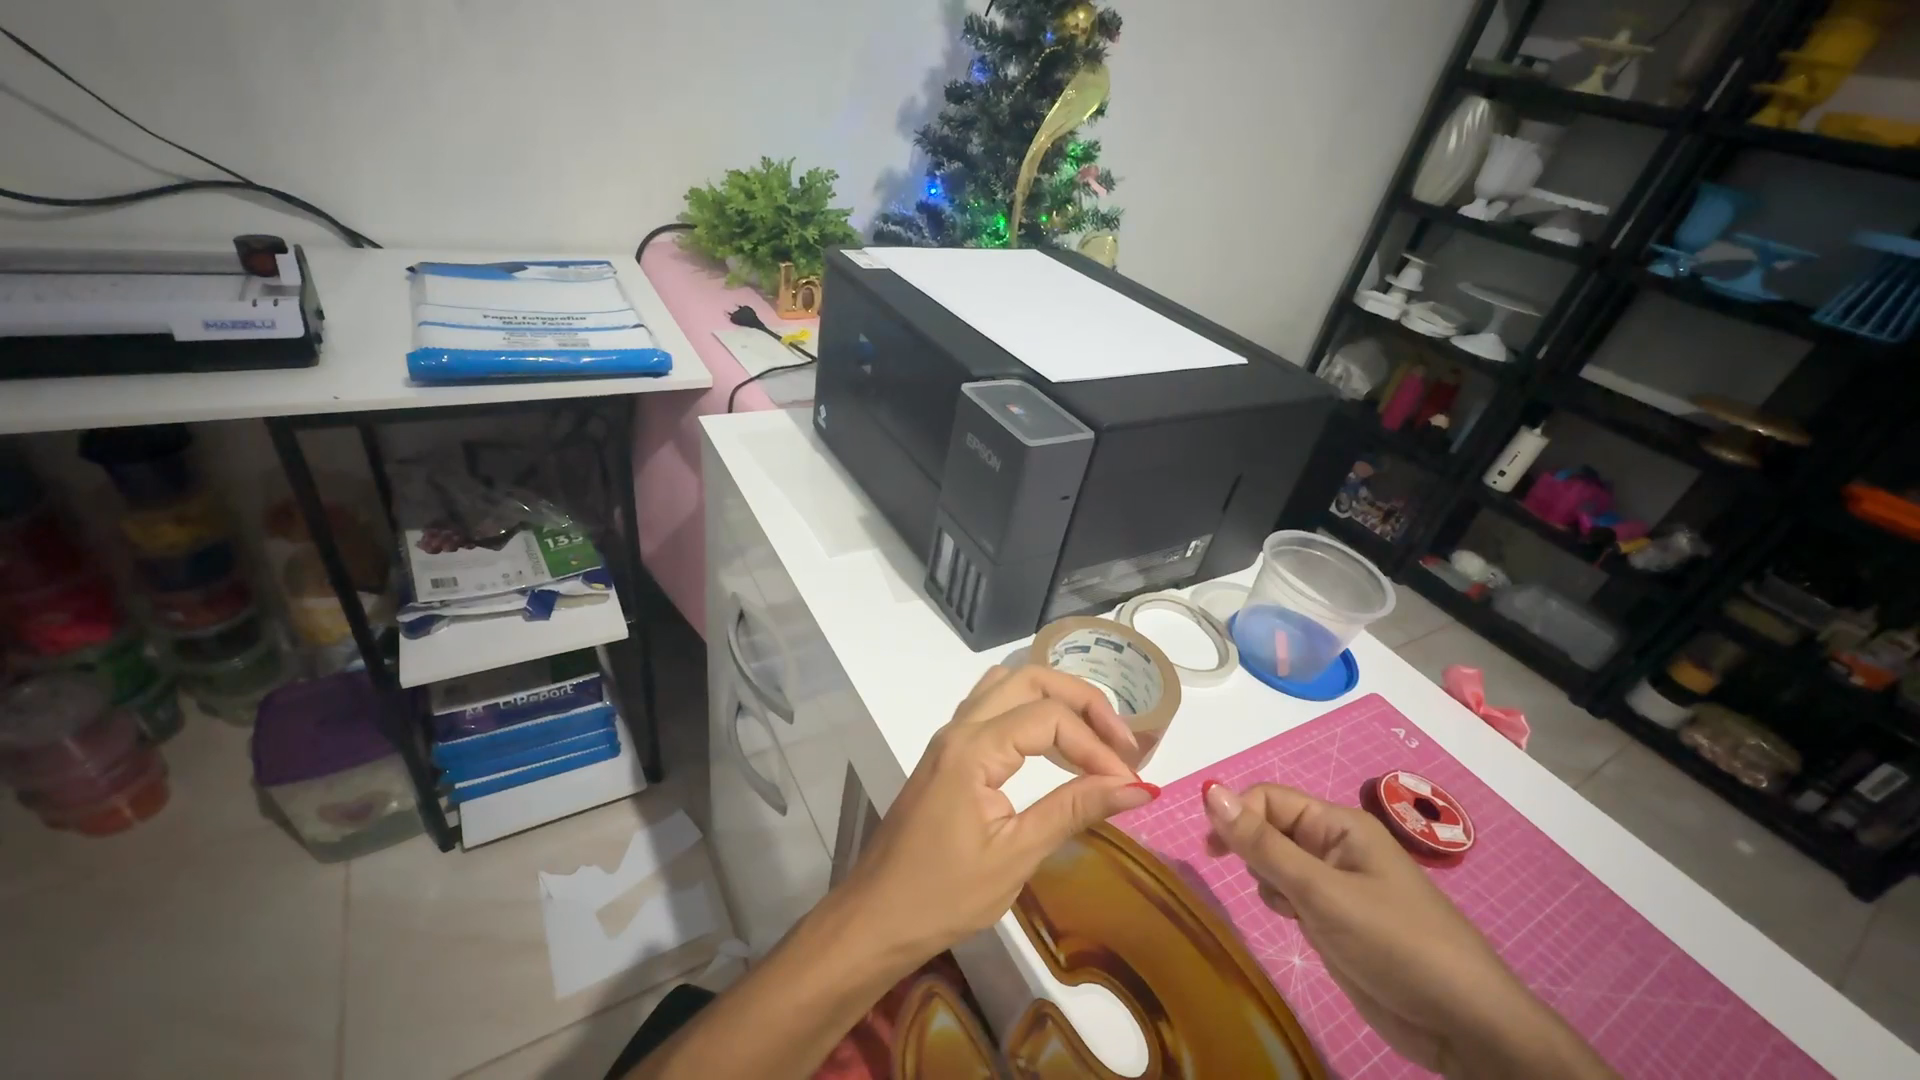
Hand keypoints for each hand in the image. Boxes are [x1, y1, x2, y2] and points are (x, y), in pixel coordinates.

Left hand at [840, 665, 1159, 964]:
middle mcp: (959, 728)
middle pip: (1030, 680)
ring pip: (1008, 685)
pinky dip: (1030, 712)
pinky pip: (993, 707)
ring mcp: (950, 738)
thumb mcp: (1016, 855)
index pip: (1050, 718)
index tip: (1129, 784)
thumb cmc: (944, 895)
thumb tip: (1137, 787)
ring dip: (1056, 700)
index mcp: (973, 749)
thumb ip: (1074, 809)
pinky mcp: (948, 754)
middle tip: (1121, 743)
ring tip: (1094, 738)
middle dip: (1082, 702)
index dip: (1097, 746)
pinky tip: (1052, 746)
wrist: (877, 916)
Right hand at [1205, 782, 1613, 1078]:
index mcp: (1340, 825)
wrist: (1464, 1023)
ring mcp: (1337, 885)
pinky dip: (1283, 905)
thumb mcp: (1322, 892)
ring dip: (1268, 882)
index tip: (1212, 851)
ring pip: (1276, 864)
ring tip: (1291, 913)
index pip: (1269, 798)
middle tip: (1267, 889)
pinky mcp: (1336, 920)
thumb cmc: (1396, 944)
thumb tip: (1210, 790)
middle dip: (1254, 853)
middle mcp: (1336, 847)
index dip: (1237, 815)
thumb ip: (1263, 845)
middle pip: (1270, 828)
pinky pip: (1291, 895)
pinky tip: (1297, 927)